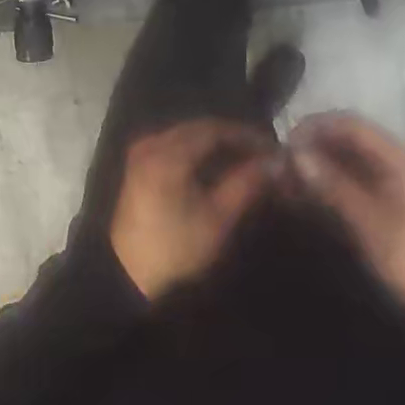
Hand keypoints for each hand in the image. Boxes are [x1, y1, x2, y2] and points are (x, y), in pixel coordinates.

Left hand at [109, 119, 275, 300]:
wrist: (130, 275)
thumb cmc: (177, 248)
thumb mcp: (218, 217)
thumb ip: (246, 183)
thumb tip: (274, 162)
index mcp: (168, 154)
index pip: (215, 129)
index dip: (246, 136)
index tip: (271, 148)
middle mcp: (151, 144)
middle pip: (199, 129)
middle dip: (232, 138)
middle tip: (261, 154)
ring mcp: (141, 152)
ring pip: (186, 135)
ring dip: (215, 144)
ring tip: (243, 160)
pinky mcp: (137, 165)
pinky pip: (173, 144)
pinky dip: (196, 151)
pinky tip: (215, 166)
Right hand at [289, 112, 404, 318]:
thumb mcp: (368, 222)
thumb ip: (332, 184)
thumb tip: (295, 154)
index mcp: (401, 158)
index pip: (350, 125)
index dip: (315, 128)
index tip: (285, 144)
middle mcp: (398, 159)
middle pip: (348, 137)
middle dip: (313, 145)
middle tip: (283, 164)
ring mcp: (394, 177)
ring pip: (347, 156)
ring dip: (318, 162)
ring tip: (289, 180)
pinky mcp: (388, 195)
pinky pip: (353, 175)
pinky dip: (329, 179)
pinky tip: (307, 192)